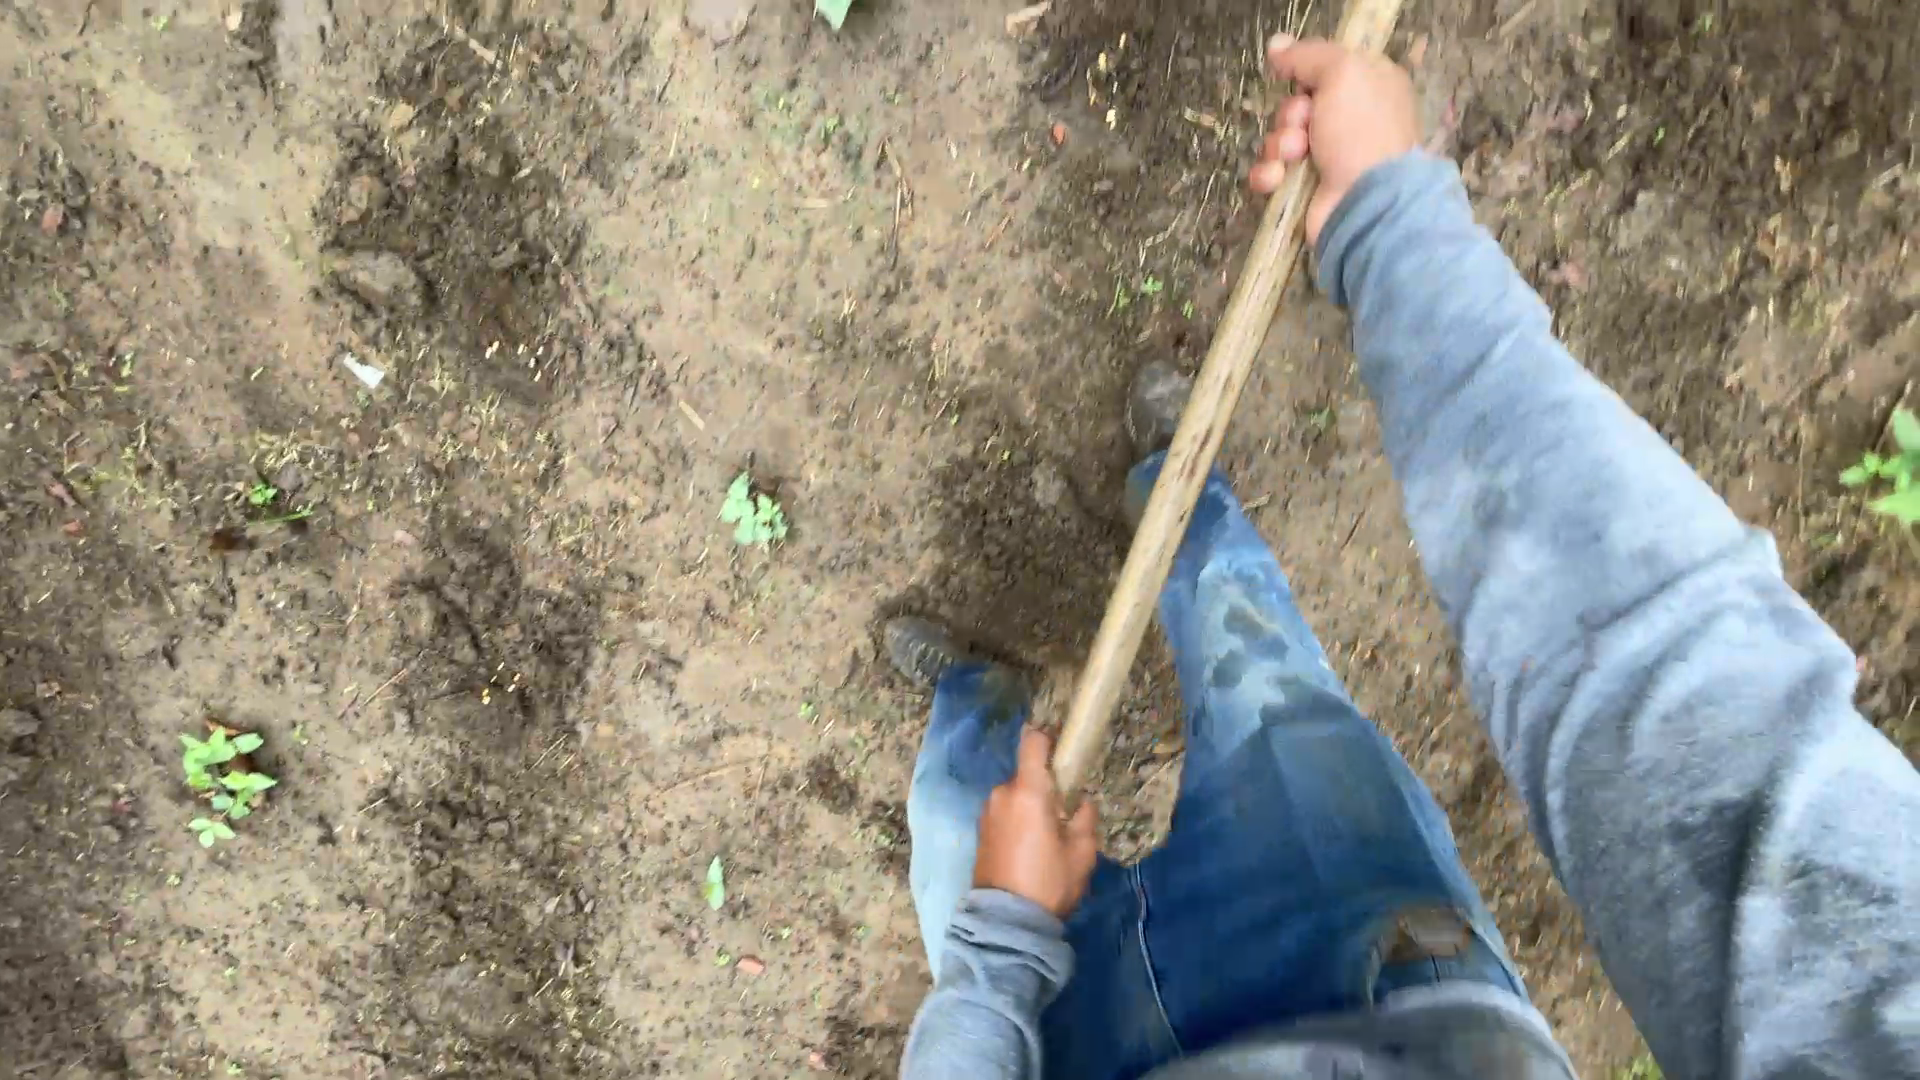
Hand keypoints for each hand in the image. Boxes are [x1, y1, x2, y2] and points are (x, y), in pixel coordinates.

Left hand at [972, 730, 1099, 917]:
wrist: (1005, 922)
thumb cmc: (1048, 883)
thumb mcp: (1080, 855)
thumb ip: (1084, 820)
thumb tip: (1081, 803)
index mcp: (1028, 791)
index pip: (1032, 742)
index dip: (1047, 736)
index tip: (1062, 744)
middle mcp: (1002, 793)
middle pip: (1027, 774)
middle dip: (1045, 787)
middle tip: (1063, 814)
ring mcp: (987, 810)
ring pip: (1015, 795)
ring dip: (1030, 805)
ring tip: (1046, 837)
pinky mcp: (980, 828)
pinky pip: (1004, 811)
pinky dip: (1016, 818)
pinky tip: (1028, 846)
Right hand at [1249, 33, 1419, 243]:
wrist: (1363, 200)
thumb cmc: (1361, 131)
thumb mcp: (1343, 73)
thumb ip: (1308, 56)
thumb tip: (1275, 44)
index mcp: (1366, 86)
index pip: (1323, 71)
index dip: (1305, 76)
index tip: (1299, 81)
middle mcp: (1345, 121)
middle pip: (1295, 106)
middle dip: (1290, 117)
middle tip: (1304, 126)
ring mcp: (1323, 158)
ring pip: (1279, 140)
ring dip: (1279, 146)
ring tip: (1295, 158)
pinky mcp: (1302, 189)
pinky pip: (1270, 173)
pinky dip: (1268, 175)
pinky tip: (1278, 180)